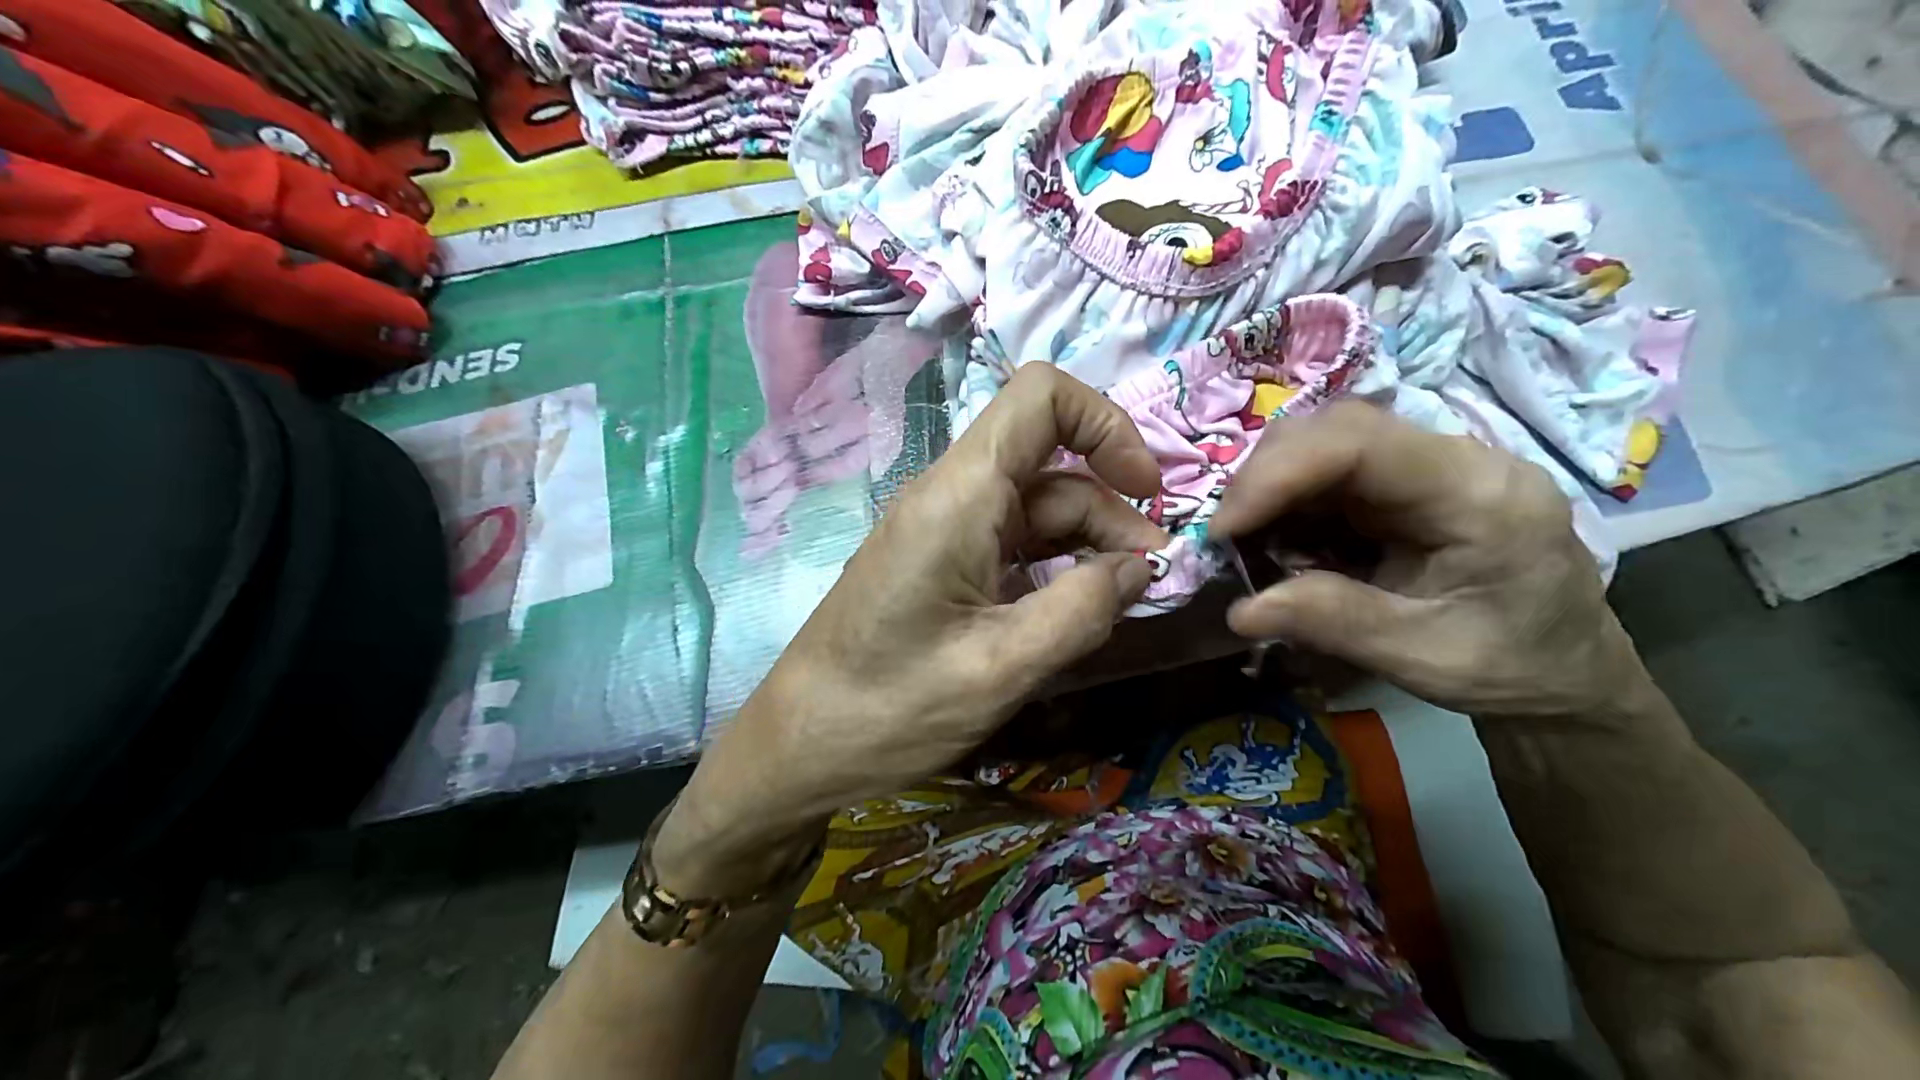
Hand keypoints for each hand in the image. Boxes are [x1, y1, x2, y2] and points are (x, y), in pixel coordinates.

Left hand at [660, 365, 1166, 893]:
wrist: (799, 748)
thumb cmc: (890, 710)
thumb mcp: (1003, 667)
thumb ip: (1084, 610)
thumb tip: (1141, 567)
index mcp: (958, 497)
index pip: (1040, 397)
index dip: (1106, 422)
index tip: (1148, 489)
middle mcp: (949, 497)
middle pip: (1051, 467)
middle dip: (1112, 511)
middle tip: (1153, 579)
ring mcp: (943, 533)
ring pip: (1036, 511)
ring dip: (1089, 546)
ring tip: (1125, 601)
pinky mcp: (940, 567)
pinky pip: (1013, 548)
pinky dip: (1056, 570)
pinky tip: (1078, 613)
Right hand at [1210, 401, 1648, 721]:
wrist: (1563, 672)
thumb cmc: (1510, 666)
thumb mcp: (1422, 657)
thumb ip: (1334, 622)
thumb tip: (1240, 609)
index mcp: (1477, 493)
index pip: (1359, 443)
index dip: (1276, 474)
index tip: (1224, 530)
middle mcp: (1454, 460)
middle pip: (1335, 429)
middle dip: (1265, 478)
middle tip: (1228, 539)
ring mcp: (1429, 466)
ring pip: (1324, 443)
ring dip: (1272, 490)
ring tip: (1249, 545)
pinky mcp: (1405, 483)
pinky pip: (1330, 472)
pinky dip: (1289, 504)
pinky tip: (1281, 543)